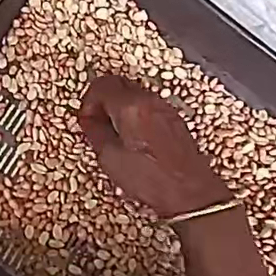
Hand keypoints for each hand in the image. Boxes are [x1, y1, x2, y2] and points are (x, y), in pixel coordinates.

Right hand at [78, 74, 230, 217]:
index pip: (102, 85)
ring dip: (118, 107)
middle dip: (102, 100)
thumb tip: (89, 120)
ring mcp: (164, 108)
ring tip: (112, 133)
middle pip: (118, 84)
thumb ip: (95, 132)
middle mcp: (149, 101)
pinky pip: (147, 106)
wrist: (189, 192)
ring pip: (133, 94)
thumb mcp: (110, 158)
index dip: (88, 100)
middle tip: (95, 122)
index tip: (86, 118)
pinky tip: (131, 138)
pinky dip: (134, 114)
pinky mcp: (173, 119)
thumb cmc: (152, 178)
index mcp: (130, 107)